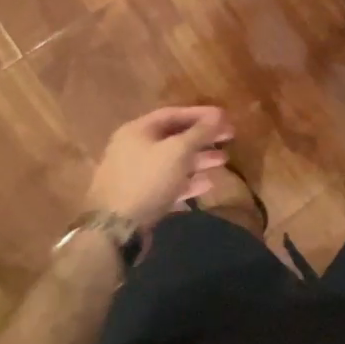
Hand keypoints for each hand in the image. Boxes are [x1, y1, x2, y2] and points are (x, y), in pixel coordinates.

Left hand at [87, 107, 231, 228]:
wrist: (115, 230)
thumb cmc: (147, 180)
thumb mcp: (177, 151)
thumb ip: (199, 132)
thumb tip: (219, 115)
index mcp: (137, 130)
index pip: (174, 114)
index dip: (201, 114)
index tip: (225, 117)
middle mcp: (133, 148)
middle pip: (174, 138)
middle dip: (203, 138)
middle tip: (229, 137)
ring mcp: (136, 175)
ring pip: (173, 162)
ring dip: (199, 160)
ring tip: (223, 160)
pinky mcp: (140, 198)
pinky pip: (168, 183)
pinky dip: (188, 182)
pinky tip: (208, 185)